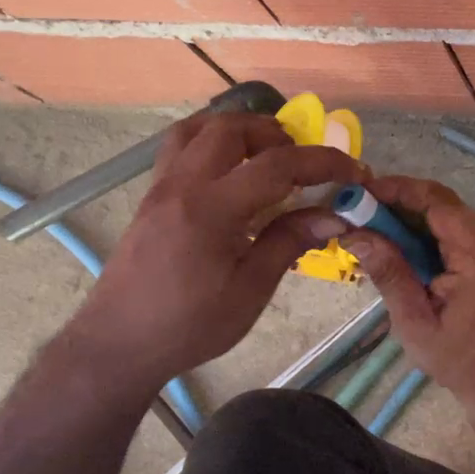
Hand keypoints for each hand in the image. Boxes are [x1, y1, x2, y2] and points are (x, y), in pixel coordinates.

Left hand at [67, 111, 368, 387]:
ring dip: (240, 131)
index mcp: (211, 210)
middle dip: (278, 135)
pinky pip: (181, 149)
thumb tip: (335, 216)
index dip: (322, 162)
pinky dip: (214, 144)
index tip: (354, 173)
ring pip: (198, 130)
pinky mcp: (153, 199)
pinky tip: (235, 173)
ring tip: (269, 156)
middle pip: (231, 130)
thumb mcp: (251, 289)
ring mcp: (161, 189)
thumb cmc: (191, 324)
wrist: (120, 343)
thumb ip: (289, 241)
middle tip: (306, 163)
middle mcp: (182, 186)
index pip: (276, 165)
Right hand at [343, 175, 474, 408]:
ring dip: (409, 214)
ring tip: (368, 224)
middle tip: (357, 209)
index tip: (359, 193)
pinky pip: (454, 230)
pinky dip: (424, 230)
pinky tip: (395, 241)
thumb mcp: (415, 321)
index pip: (438, 203)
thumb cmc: (458, 358)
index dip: (398, 191)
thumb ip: (390, 274)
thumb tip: (356, 233)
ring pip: (447, 214)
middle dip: (399, 200)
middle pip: (443, 202)